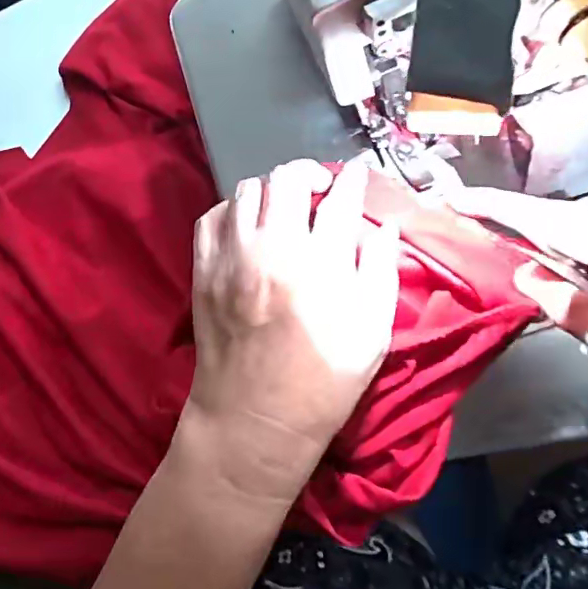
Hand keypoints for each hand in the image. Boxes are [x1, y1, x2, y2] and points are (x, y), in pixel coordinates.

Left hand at [184, 160, 399, 499]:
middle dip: (308, 173)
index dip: (352, 179)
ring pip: (247, 190)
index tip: (356, 170)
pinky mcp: (203, 268)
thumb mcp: (373, 333)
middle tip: (319, 187)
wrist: (254, 418)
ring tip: (284, 206)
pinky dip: (231, 209)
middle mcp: (272, 248)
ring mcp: (231, 255)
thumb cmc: (323, 382)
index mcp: (320, 264)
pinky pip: (211, 215)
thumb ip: (380, 271)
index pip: (340, 200)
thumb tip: (384, 227)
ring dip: (271, 189)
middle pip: (287, 179)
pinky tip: (247, 223)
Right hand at [445, 187, 587, 466]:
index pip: (562, 223)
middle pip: (580, 222)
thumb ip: (583, 315)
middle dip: (526, 224)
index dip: (504, 209)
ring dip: (559, 244)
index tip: (457, 196)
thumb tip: (528, 275)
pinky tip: (579, 276)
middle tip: (475, 227)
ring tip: (518, 254)